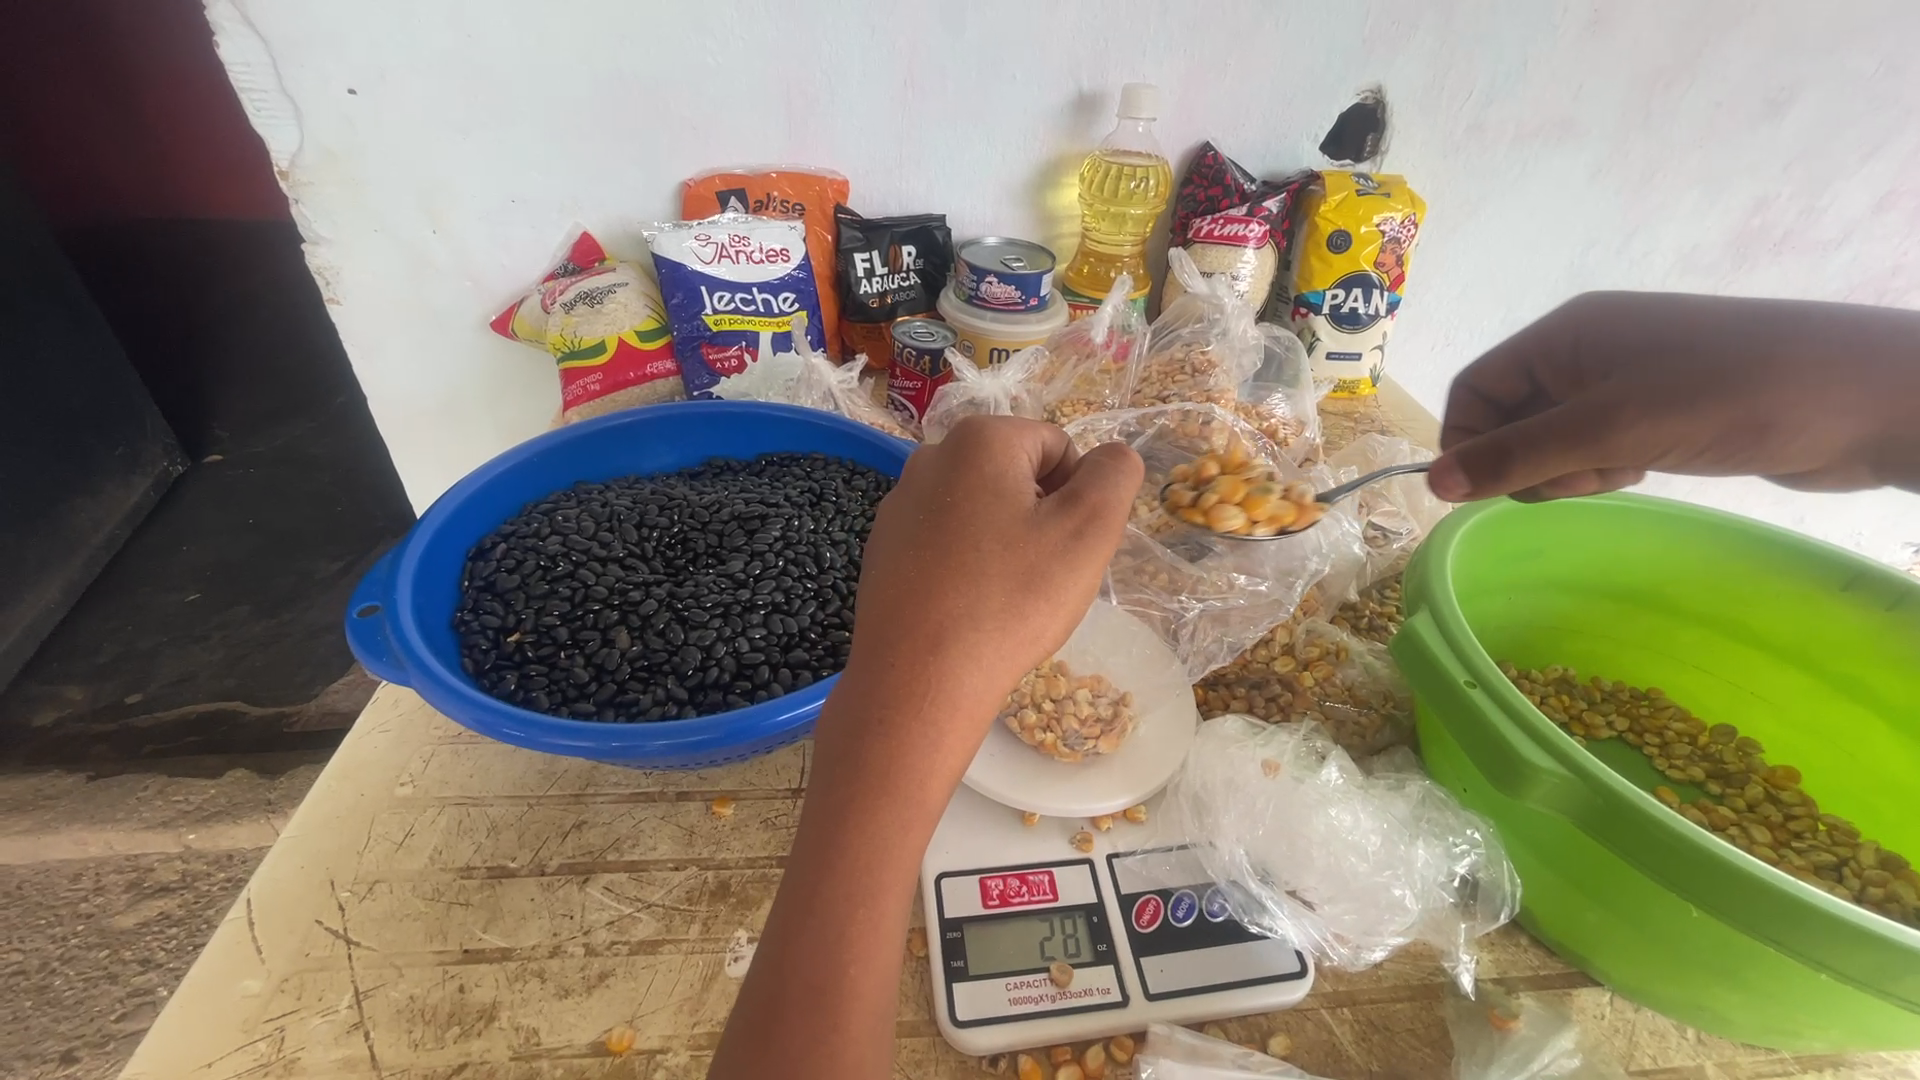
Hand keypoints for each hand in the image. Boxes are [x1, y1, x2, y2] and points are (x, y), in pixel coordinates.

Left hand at [829, 415, 1142, 780]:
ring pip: (980, 512)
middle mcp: (929, 457)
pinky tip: (968, 609)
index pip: (1057, 446)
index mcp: (979, 438)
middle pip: (1015, 476)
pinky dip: (966, 566)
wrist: (919, 679)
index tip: (1068, 548)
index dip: (1078, 496)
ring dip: (1005, 544)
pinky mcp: (884, 550)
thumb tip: (1113, 455)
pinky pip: (945, 544)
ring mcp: (899, 506)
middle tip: (1042, 576)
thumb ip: (1114, 475)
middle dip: (1040, 518)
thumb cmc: (1010, 599)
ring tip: (1005, 598)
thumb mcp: (1088, 530)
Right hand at [1429, 292, 1919, 501]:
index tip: (1487, 486)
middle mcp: (1584, 350)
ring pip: (1548, 435)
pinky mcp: (1656, 405)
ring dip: (1563, 468)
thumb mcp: (1606, 431)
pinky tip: (1636, 471)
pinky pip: (1591, 441)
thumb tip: (1430, 484)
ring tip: (1615, 474)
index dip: (1466, 440)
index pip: (1474, 389)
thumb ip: (1512, 458)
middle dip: (1523, 459)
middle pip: (1508, 414)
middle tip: (1570, 480)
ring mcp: (1623, 377)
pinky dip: (1597, 465)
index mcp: (1563, 335)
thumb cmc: (1728, 398)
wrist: (1881, 399)